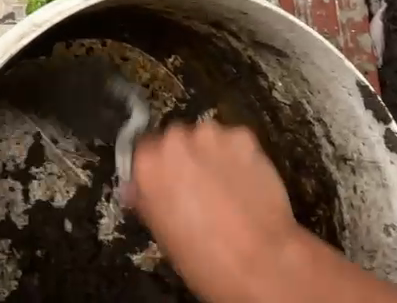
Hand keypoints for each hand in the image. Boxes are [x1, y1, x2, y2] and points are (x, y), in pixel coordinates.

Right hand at [124, 120, 300, 301]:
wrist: (260, 262)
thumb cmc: (205, 260)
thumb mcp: (162, 233)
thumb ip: (147, 200)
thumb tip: (136, 187)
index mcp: (148, 163)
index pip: (144, 150)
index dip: (158, 167)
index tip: (167, 183)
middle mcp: (175, 139)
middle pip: (175, 139)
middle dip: (184, 158)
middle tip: (198, 187)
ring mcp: (211, 133)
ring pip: (206, 137)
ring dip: (211, 154)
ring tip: (226, 186)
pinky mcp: (243, 135)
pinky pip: (235, 142)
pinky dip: (238, 156)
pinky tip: (246, 183)